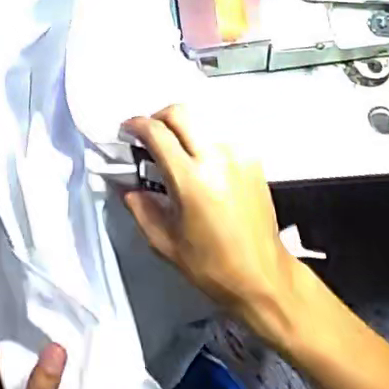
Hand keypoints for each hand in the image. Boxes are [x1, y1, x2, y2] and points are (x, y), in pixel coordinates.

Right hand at [119, 104, 307, 346]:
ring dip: (184, 132)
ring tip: (177, 158)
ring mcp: (237, 155)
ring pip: (202, 124)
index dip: (137, 125)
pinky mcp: (252, 159)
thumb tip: (127, 186)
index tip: (127, 129)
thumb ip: (141, 208)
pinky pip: (221, 140)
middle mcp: (216, 158)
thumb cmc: (213, 266)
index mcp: (191, 179)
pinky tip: (202, 170)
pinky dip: (205, 147)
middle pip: (181, 113)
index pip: (158, 133)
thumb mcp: (166, 242)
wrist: (262, 274)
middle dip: (159, 117)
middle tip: (149, 135)